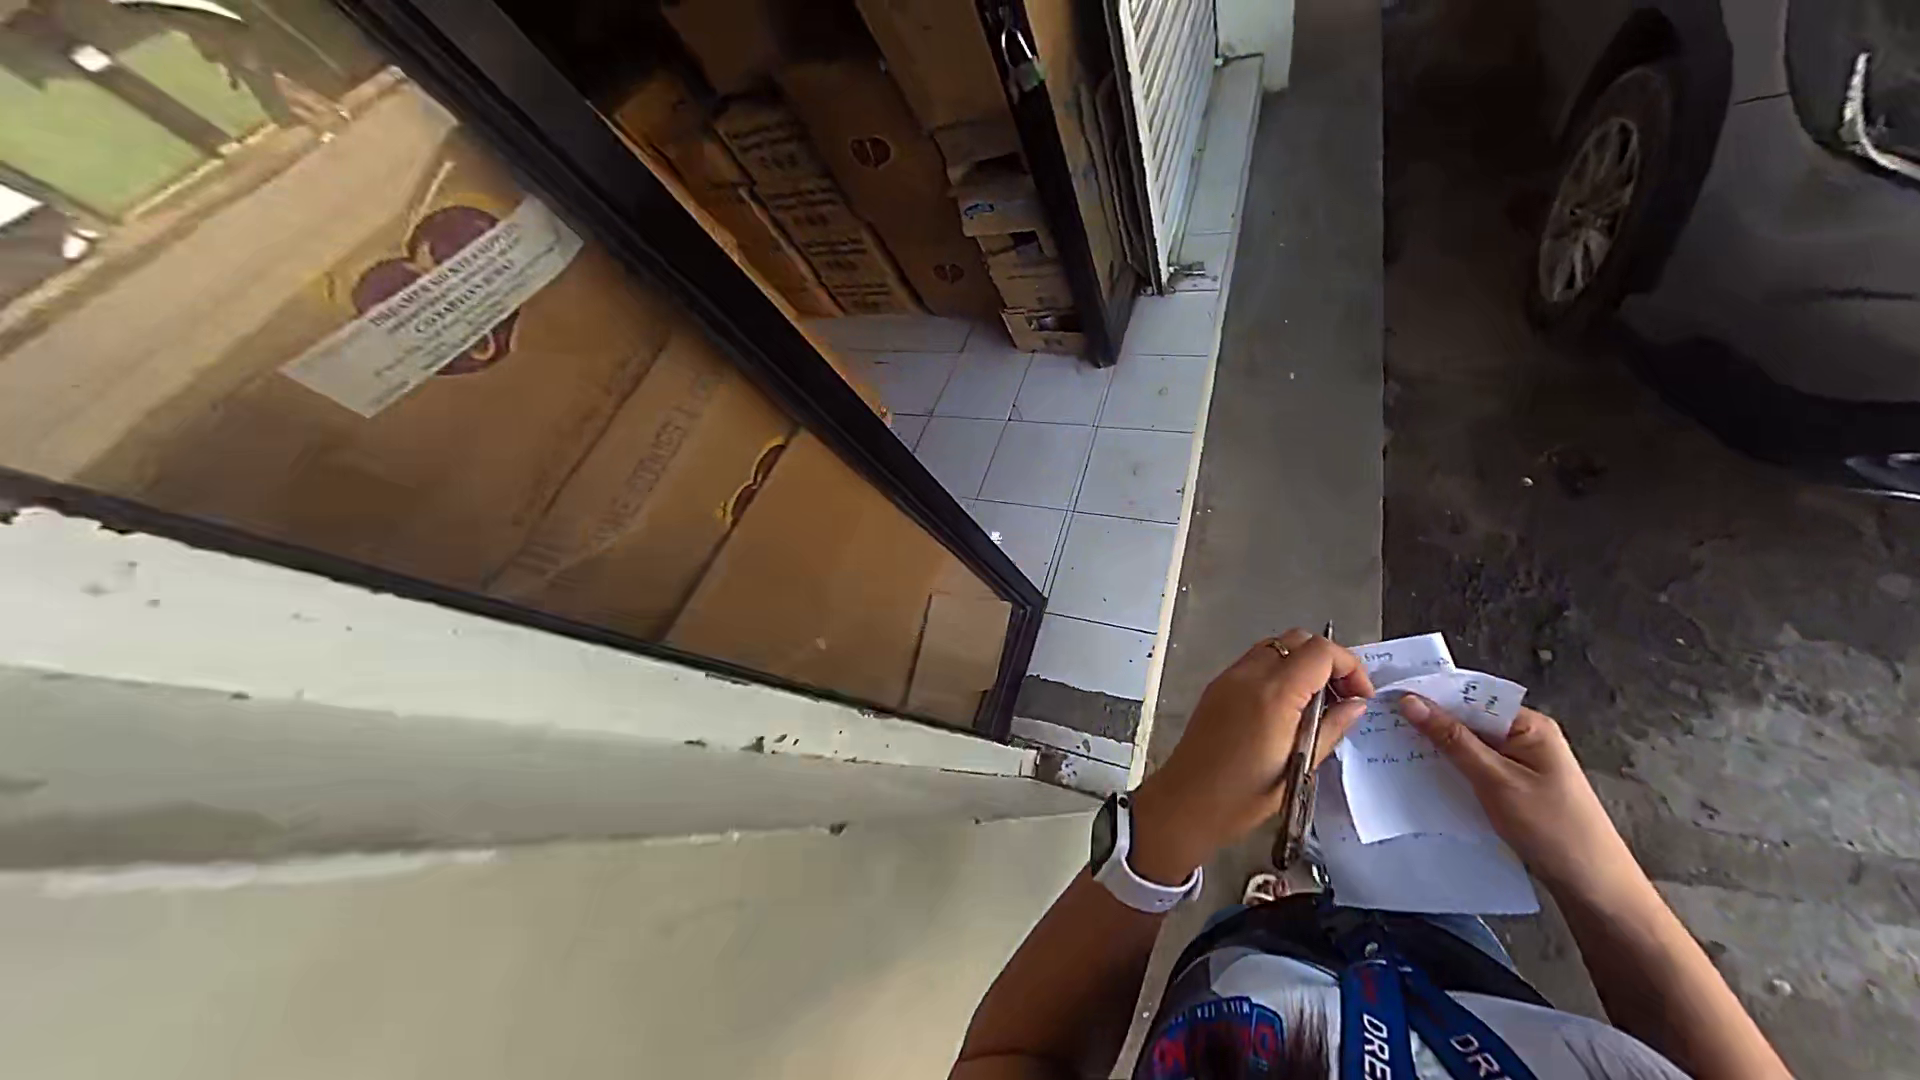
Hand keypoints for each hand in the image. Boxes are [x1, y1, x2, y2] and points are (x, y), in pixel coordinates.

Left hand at [1129, 629, 1374, 882]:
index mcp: (1273, 693)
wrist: (1187, 800)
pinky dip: (1278, 669)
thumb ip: (1331, 728)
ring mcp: (1228, 678)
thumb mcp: (1300, 766)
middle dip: (1328, 660)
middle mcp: (1248, 675)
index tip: (1360, 697)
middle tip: (1342, 697)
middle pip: (1297, 639)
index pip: (1320, 652)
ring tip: (1316, 702)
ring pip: (1274, 646)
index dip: (1350, 667)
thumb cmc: (1245, 794)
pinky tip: (1287, 705)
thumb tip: (1356, 704)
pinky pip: (1254, 661)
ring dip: (1301, 662)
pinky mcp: (1216, 687)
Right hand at [1396, 697, 1649, 907]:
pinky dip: (1444, 762)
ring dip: (1432, 742)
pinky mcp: (1507, 781)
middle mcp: (1522, 735)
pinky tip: (1417, 765)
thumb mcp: (1495, 780)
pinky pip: (1468, 761)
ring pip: (1462, 741)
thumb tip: (1409, 701)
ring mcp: (1515, 759)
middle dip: (1426, 718)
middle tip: (1378, 717)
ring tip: (1388, 739)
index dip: (1428, 694)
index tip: (1386, 695)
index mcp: (1528, 725)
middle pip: (1464, 717)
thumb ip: (1451, 738)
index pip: (1469, 696)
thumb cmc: (1552, 829)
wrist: (1594, 888)